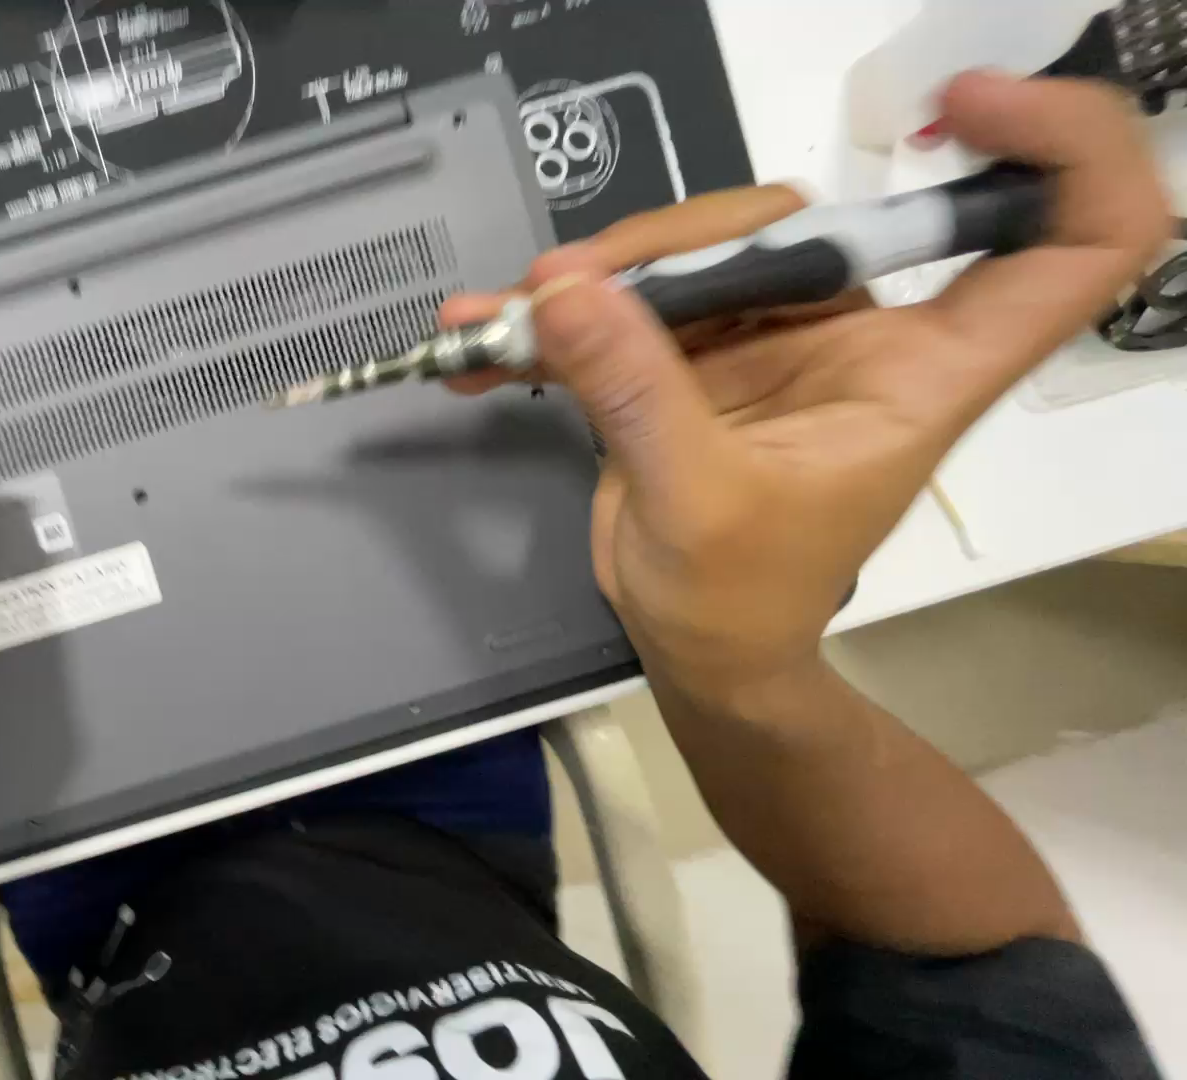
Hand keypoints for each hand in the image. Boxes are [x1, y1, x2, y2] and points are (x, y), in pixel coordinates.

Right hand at [442, 74, 1168, 703]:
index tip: (962, 107)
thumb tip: (564, 292)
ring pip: (678, 267)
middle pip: (782, 232)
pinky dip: (546, 331)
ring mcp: (750, 347)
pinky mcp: (675, 367)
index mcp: (909, 370)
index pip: (1064, 241)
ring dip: (577, 287)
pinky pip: (612, 322)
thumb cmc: (733, 596)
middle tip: (555, 285)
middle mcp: (839, 338)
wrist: (688, 645)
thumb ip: (637, 391)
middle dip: (663, 247)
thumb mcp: (693, 499)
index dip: (1056, 149)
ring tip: (492, 316)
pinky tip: (480, 347)